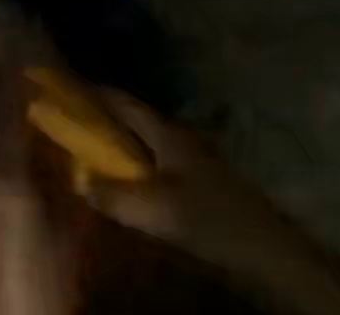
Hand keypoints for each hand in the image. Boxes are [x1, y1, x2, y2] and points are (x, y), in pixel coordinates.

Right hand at [80, 93, 339, 314]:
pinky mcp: (203, 184)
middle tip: (70, 118)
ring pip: (145, 142)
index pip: (121, 101)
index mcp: (165, 132)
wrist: (278, 257)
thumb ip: (114, 195)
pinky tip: (127, 180)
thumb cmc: (213, 220)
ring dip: (118, 141)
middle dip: (101, 115)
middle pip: (132, 119)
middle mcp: (178, 138)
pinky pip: (157, 163)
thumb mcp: (157, 209)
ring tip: (91, 149)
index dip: (90, 91)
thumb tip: (78, 181)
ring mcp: (194, 160)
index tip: (61, 84)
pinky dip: (135, 163)